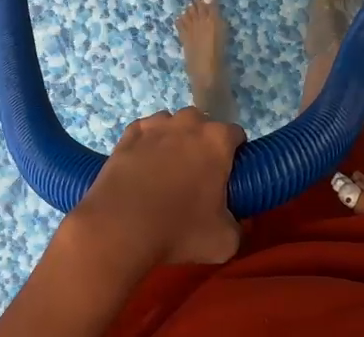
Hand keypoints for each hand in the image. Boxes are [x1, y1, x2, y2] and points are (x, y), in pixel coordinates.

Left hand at [69, 107, 244, 266]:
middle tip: (197, 177)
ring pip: (173, 125)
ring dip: (175, 140)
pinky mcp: (129, 133)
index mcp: (217, 140)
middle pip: (203, 126)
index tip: (227, 177)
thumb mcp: (224, 242)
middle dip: (203, 144)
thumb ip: (241, 228)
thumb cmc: (178, 231)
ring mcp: (156, 124)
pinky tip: (142, 167)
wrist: (119, 228)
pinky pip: (146, 132)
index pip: (236, 135)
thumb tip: (243, 222)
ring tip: (166, 172)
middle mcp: (189, 122)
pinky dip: (147, 144)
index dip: (234, 155)